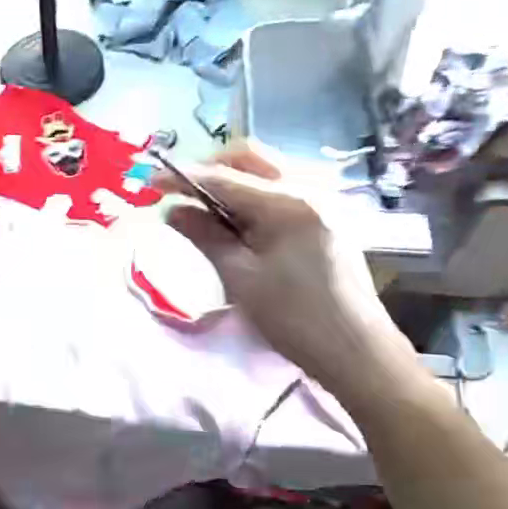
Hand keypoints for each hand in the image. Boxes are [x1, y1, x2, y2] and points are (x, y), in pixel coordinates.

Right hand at [161, 144, 415, 395]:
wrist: (356, 349)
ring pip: (268, 172)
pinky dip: (254, 198)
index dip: (184, 177)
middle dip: (212, 169)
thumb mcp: (241, 279)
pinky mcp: (327, 218)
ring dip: (233, 182)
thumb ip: (206, 237)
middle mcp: (310, 188)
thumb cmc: (294, 318)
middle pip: (252, 159)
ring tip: (206, 211)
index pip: (225, 177)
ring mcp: (323, 201)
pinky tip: (239, 224)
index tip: (151, 183)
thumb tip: (172, 210)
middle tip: (181, 193)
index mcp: (288, 202)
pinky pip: (283, 191)